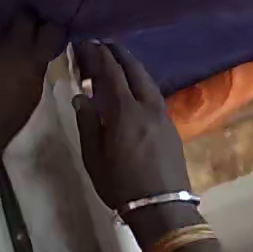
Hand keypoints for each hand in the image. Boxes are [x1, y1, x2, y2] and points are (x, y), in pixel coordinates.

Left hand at [0, 12, 65, 148]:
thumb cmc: (12, 114)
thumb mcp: (35, 89)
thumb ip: (38, 65)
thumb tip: (41, 52)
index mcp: (34, 57)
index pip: (52, 29)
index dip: (54, 28)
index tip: (53, 31)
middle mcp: (14, 44)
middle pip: (25, 15)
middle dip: (30, 19)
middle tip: (31, 29)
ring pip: (3, 26)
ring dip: (9, 33)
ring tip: (8, 45)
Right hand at [70, 41, 191, 212]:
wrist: (162, 208)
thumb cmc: (121, 186)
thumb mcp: (94, 158)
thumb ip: (87, 123)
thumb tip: (81, 96)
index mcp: (125, 112)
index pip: (111, 73)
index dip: (99, 55)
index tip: (88, 43)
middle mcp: (147, 106)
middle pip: (134, 69)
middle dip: (118, 53)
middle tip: (103, 44)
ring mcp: (162, 114)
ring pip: (147, 79)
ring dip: (132, 65)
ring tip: (118, 59)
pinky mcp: (171, 124)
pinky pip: (154, 92)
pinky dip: (141, 80)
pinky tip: (134, 85)